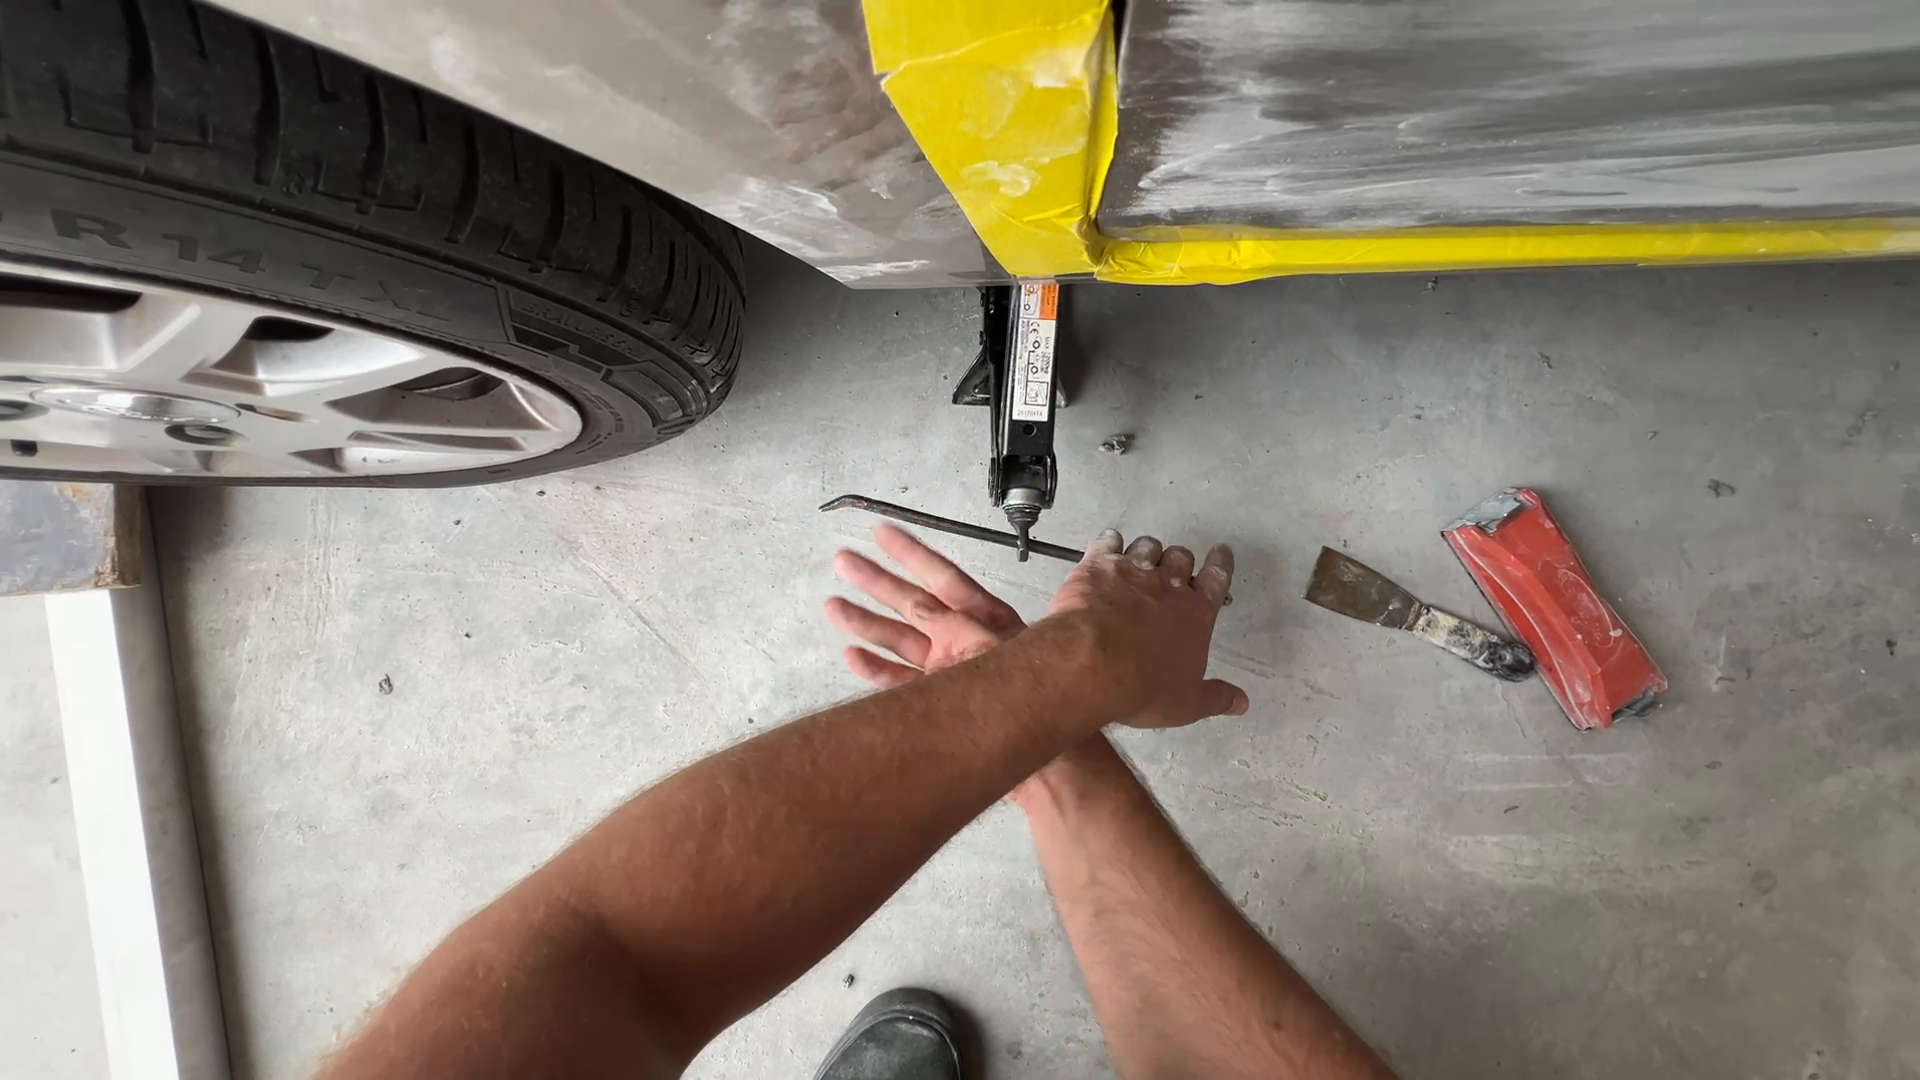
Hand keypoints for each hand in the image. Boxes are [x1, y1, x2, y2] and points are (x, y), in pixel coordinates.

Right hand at [826, 524, 1024, 687]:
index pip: (943, 578)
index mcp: (983, 620)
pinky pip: (899, 684)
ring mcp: (945, 671)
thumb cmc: (1042, 701)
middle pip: (910, 603)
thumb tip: (944, 620)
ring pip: (898, 640)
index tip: (883, 531)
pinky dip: (875, 670)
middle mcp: (960, 639)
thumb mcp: (1014, 657)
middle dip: (875, 580)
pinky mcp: (936, 703)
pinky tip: (852, 655)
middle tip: (842, 559)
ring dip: (865, 622)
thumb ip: (978, 636)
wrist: (1050, 760)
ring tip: (832, 605)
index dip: (912, 553)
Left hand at [1048, 531, 1246, 727]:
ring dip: (1147, 551)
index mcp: (1195, 613)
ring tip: (1141, 559)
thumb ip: (1216, 698)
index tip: (1221, 552)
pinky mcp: (1098, 567)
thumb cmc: (1143, 688)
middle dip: (1178, 561)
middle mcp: (1167, 585)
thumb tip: (1242, 703)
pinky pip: (1107, 543)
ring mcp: (1132, 571)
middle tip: (1171, 569)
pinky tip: (1107, 544)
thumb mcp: (1186, 703)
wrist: (1091, 664)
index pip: (1216, 579)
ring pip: (1147, 546)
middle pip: (1181, 558)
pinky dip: (1109, 541)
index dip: (1220, 564)